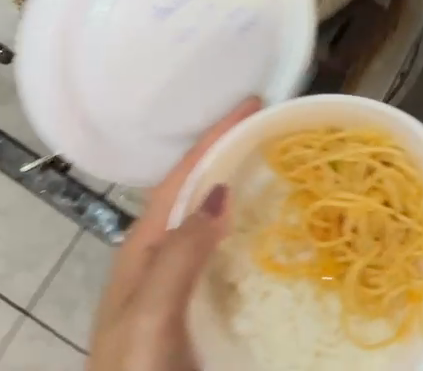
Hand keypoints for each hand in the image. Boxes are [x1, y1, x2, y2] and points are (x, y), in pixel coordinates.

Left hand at [89, 96, 262, 370]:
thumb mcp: (151, 318)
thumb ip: (179, 257)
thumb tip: (221, 190)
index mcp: (141, 252)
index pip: (179, 179)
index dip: (213, 138)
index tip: (252, 105)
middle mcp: (159, 263)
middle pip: (195, 193)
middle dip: (229, 154)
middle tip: (275, 130)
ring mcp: (178, 290)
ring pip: (212, 223)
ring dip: (241, 189)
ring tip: (280, 168)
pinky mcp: (199, 316)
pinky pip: (227, 257)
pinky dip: (250, 232)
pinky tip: (273, 235)